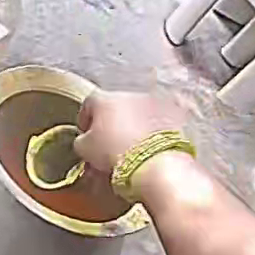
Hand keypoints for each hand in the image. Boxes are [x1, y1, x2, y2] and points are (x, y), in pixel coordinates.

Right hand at [73, 92, 188, 173]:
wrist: (153, 161)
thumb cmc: (112, 151)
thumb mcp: (84, 149)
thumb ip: (81, 140)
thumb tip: (85, 140)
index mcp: (104, 99)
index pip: (88, 104)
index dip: (84, 120)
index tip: (85, 135)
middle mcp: (129, 94)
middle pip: (114, 107)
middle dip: (109, 124)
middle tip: (106, 145)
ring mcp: (153, 102)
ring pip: (136, 113)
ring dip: (130, 127)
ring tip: (128, 149)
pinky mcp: (172, 113)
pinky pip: (156, 121)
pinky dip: (150, 131)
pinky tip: (146, 147)